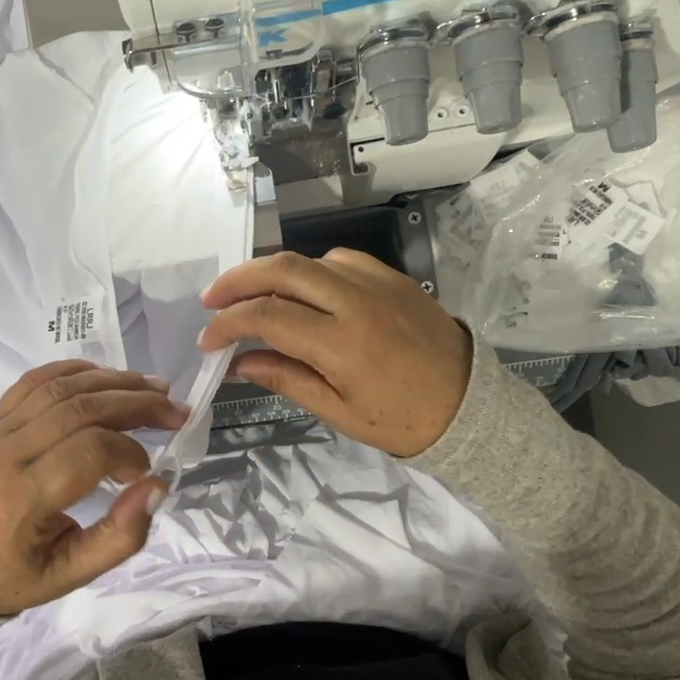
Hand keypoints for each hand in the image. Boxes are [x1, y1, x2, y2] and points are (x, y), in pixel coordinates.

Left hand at [0, 361, 187, 615]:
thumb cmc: (11, 575)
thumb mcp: (69, 575)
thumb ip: (118, 538)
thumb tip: (157, 487)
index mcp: (24, 497)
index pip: (89, 450)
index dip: (129, 453)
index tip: (148, 473)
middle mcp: (8, 453)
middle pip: (80, 408)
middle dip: (136, 403)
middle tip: (175, 410)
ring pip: (61, 387)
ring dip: (113, 381)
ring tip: (154, 387)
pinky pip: (35, 380)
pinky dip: (74, 371)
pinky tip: (106, 377)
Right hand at [198, 249, 473, 457]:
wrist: (471, 405)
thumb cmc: (402, 420)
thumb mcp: (339, 412)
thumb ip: (287, 378)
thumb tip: (240, 361)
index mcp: (342, 344)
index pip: (267, 317)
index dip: (228, 325)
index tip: (208, 342)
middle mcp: (356, 302)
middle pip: (282, 269)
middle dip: (237, 280)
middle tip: (211, 299)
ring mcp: (376, 283)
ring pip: (308, 259)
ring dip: (271, 273)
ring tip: (250, 296)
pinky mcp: (392, 277)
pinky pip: (340, 260)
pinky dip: (311, 270)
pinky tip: (303, 291)